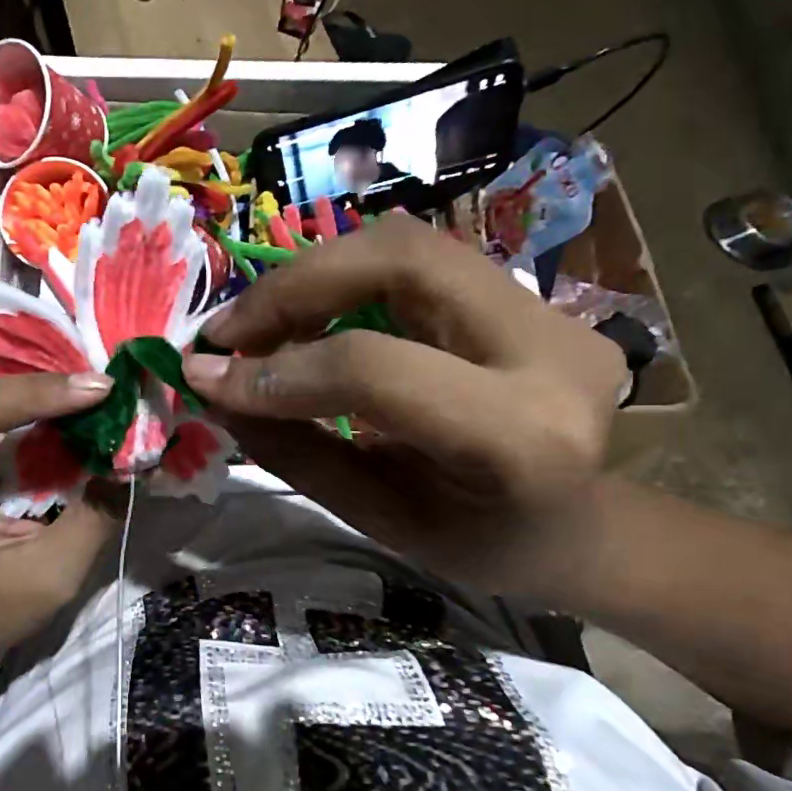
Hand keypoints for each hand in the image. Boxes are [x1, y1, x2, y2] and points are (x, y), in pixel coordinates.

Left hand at [0, 372, 122, 664]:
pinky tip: (70, 394)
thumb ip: (96, 513)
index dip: (30, 394)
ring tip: (81, 370)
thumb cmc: (3, 608)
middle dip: (28, 374)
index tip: (95, 390)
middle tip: (90, 369)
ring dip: (27, 379)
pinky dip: (34, 397)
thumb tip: (138, 459)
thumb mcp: (56, 572)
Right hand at [182, 216, 628, 597]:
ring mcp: (548, 310)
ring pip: (407, 243)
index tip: (210, 376)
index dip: (280, 367)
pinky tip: (314, 316)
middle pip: (399, 258)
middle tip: (230, 330)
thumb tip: (217, 386)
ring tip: (263, 325)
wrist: (582, 527)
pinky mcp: (532, 294)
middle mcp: (548, 351)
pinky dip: (348, 277)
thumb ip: (298, 450)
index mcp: (518, 437)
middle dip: (294, 285)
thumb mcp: (383, 519)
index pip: (377, 369)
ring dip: (316, 274)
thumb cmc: (483, 547)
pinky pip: (420, 260)